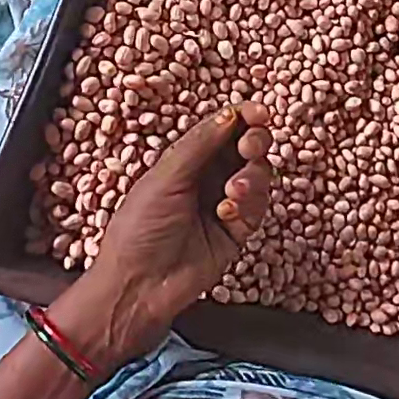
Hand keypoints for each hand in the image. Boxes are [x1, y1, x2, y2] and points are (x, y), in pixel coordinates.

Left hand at [53, 102, 273, 367]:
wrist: (139, 285)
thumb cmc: (140, 227)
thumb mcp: (166, 177)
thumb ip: (200, 144)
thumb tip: (231, 114)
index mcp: (187, 158)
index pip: (222, 128)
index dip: (243, 117)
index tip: (260, 113)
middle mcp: (209, 176)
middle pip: (246, 147)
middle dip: (254, 142)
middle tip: (250, 147)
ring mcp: (225, 202)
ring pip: (257, 175)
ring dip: (251, 177)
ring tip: (231, 193)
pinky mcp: (237, 230)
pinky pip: (257, 207)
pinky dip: (247, 205)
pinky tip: (226, 213)